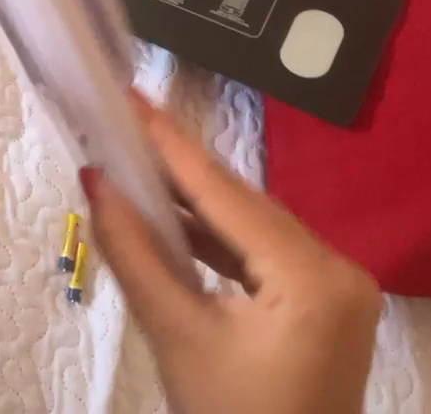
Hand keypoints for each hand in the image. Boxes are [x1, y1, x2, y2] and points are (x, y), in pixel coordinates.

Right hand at [85, 92, 380, 413]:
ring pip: (249, 222)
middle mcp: (338, 268)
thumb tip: (93, 179)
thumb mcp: (174, 333)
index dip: (170, 143)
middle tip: (124, 123)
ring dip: (192, 199)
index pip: (225, 193)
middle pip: (241, 202)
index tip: (132, 97)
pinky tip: (171, 219)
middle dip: (178, 166)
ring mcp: (337, 286)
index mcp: (312, 278)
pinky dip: (213, 234)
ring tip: (136, 162)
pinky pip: (260, 249)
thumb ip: (131, 250)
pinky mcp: (324, 301)